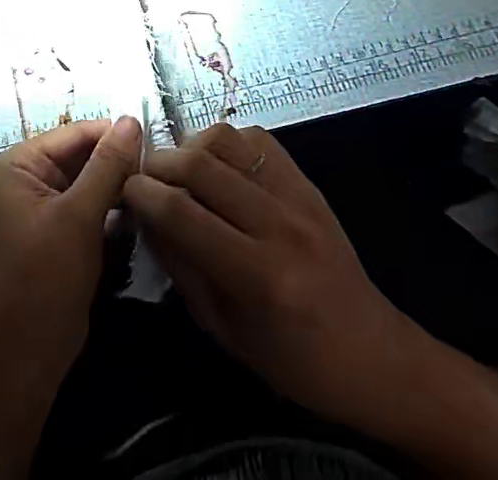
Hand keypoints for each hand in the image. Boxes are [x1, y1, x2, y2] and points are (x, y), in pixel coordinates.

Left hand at [0, 118, 141, 479]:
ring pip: (91, 182)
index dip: (114, 135)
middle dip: (120, 163)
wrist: (26, 351)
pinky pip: (91, 207)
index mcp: (18, 164)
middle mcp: (28, 177)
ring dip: (120, 187)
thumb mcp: (78, 217)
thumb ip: (107, 166)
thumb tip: (131, 120)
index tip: (161, 141)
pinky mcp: (61, 232)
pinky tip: (145, 213)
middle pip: (82, 156)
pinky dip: (114, 210)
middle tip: (167, 170)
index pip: (73, 133)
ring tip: (161, 190)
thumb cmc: (44, 278)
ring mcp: (44, 206)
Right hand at [122, 124, 421, 427]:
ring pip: (227, 140)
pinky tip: (218, 165)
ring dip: (190, 147)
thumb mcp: (220, 325)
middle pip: (199, 166)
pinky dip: (226, 142)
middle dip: (157, 164)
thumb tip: (140, 212)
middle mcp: (280, 227)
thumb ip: (177, 263)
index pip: (181, 213)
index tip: (123, 190)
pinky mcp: (309, 184)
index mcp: (258, 277)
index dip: (140, 193)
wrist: (375, 356)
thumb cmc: (291, 358)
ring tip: (181, 170)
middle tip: (143, 177)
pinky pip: (257, 139)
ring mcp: (300, 199)